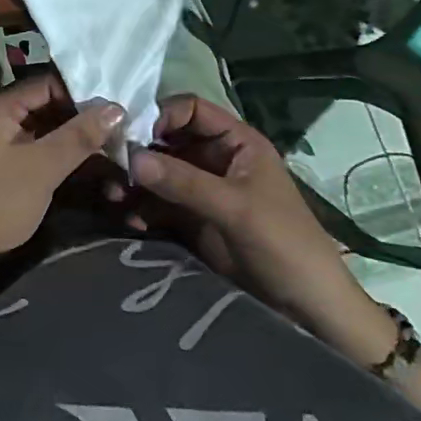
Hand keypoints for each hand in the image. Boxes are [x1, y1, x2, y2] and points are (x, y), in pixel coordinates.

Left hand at [0, 77, 123, 257]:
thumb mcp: (41, 167)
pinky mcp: (21, 169)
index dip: (83, 93)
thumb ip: (78, 136)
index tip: (120, 109)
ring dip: (87, 146)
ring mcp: (13, 145)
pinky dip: (76, 163)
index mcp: (2, 108)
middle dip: (90, 122)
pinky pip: (54, 155)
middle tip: (129, 134)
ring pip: (58, 134)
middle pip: (56, 108)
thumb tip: (118, 106)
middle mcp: (7, 120)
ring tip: (124, 157)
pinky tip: (106, 178)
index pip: (49, 84)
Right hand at [128, 95, 396, 365]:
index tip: (137, 136)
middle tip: (113, 169)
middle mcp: (215, 160)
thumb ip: (184, 181)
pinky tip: (130, 220)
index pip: (192, 110)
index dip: (164, 116)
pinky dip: (142, 209)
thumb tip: (132, 157)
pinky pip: (158, 205)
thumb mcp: (235, 208)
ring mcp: (202, 192)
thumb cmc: (284, 244)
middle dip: (141, 152)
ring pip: (159, 174)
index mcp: (237, 143)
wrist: (307, 310)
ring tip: (115, 198)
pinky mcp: (192, 222)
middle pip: (169, 141)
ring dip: (136, 183)